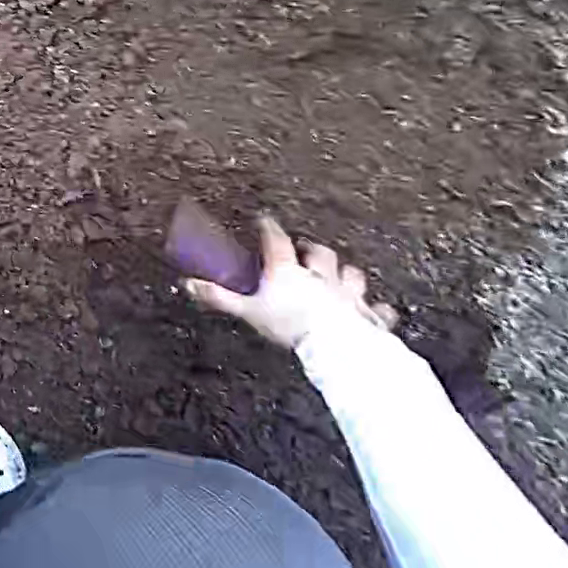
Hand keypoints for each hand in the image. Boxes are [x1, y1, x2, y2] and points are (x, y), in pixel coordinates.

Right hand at [183, 216, 397, 348]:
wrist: (337, 347)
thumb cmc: (291, 325)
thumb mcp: (247, 311)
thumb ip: (218, 296)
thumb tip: (188, 284)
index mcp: (288, 272)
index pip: (276, 241)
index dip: (269, 227)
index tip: (265, 219)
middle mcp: (319, 277)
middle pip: (320, 254)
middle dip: (314, 249)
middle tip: (308, 248)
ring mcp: (347, 295)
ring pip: (352, 275)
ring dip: (347, 272)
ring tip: (343, 272)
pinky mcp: (368, 316)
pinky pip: (378, 310)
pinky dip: (378, 310)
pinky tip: (379, 310)